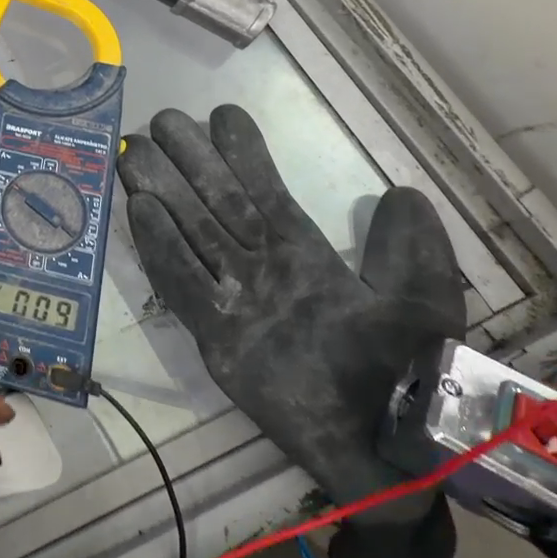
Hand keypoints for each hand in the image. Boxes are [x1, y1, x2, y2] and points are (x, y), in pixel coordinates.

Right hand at [117, 105, 467, 557]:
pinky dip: (159, 246)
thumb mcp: (424, 300)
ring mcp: (234, 296)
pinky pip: (181, 282)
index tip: (222, 113)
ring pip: (190, 230)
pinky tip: (137, 209)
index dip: (243, 152)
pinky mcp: (216, 333)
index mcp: (304, 253)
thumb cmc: (408, 369)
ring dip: (161, 189)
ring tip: (133, 150)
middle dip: (188, 158)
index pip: (264, 189)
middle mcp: (261, 265)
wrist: (388, 443)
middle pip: (215, 200)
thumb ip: (411, 247)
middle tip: (159, 119)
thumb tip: (400, 192)